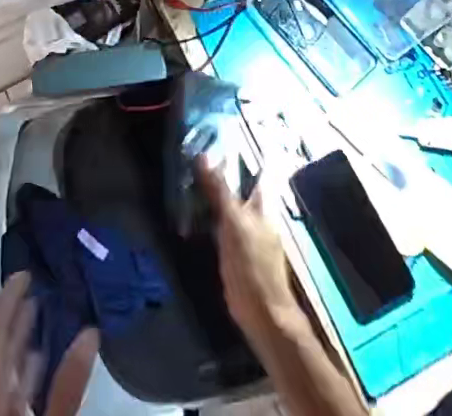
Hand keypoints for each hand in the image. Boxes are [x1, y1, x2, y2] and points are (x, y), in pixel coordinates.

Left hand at [0, 271, 98, 415]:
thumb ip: (69, 384)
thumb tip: (90, 333)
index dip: (5, 301)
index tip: (23, 273)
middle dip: (10, 312)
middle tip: (31, 284)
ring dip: (17, 337)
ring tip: (36, 309)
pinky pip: (5, 385)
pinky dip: (22, 367)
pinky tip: (39, 357)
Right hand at [196, 158, 305, 347]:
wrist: (261, 312)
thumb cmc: (251, 264)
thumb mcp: (233, 223)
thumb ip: (219, 191)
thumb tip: (204, 156)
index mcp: (263, 208)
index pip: (258, 174)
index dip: (246, 157)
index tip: (226, 139)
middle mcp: (258, 218)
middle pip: (241, 189)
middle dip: (224, 174)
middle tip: (197, 155)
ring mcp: (247, 236)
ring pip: (229, 206)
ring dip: (213, 194)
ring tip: (188, 177)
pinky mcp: (235, 252)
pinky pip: (220, 224)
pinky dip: (208, 215)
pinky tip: (192, 212)